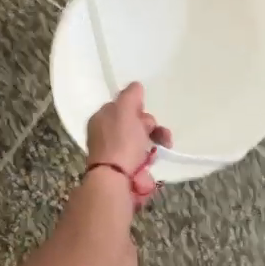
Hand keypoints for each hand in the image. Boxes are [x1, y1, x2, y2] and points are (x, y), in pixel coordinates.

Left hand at [85, 82, 169, 207]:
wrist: (116, 179)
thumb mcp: (125, 110)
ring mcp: (115, 154)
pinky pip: (142, 160)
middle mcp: (105, 135)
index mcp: (101, 119)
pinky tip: (150, 163)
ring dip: (155, 142)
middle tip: (155, 132)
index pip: (122, 106)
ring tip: (163, 146)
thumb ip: (130, 95)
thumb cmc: (120, 141)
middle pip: (134, 124)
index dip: (137, 108)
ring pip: (141, 141)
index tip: (145, 114)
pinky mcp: (125, 170)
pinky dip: (149, 160)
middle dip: (150, 126)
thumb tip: (136, 86)